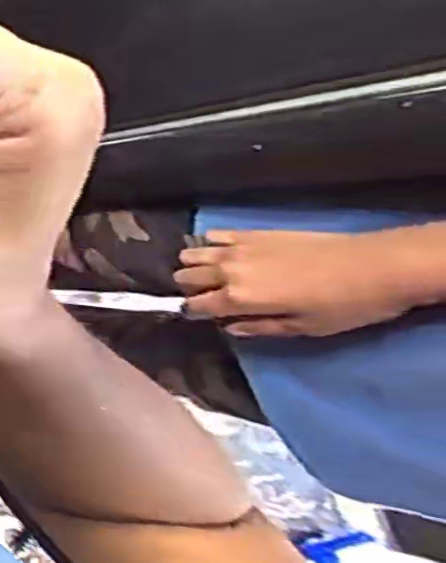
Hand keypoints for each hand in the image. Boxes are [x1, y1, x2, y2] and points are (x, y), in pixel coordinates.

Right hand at [177, 229, 425, 336]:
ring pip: (189, 255)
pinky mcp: (246, 234)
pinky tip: (227, 252)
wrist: (378, 265)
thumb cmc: (349, 303)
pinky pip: (211, 236)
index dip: (193, 311)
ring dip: (195, 265)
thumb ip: (264, 327)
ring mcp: (233, 249)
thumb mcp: (311, 326)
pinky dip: (210, 244)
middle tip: (211, 293)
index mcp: (238, 298)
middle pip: (183, 277)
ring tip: (214, 271)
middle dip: (190, 287)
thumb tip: (231, 327)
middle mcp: (226, 272)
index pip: (194, 305)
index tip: (200, 315)